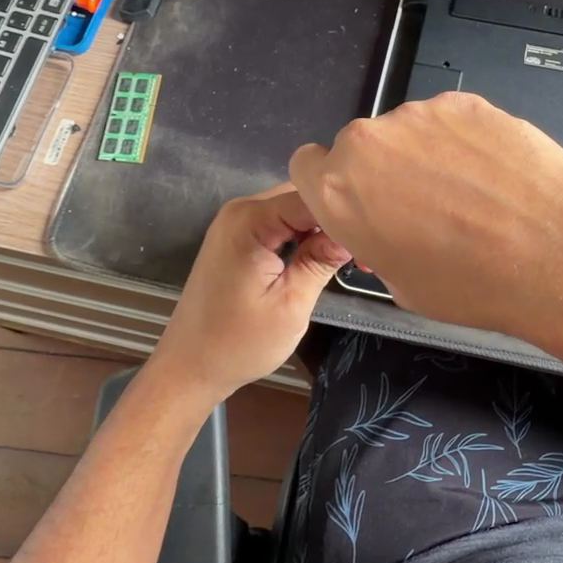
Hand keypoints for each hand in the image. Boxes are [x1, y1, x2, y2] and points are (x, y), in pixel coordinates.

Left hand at [146, 184, 351, 401]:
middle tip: (365, 253)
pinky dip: (301, 235)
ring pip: (293, 207)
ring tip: (349, 257)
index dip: (343, 215)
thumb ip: (320, 261)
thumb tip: (354, 232)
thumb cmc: (239, 343)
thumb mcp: (290, 305)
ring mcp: (235, 221)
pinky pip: (278, 222)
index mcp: (250, 221)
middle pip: (302, 196)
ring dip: (320, 228)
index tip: (372, 240)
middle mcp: (240, 210)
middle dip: (334, 220)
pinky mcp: (236, 236)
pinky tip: (320, 257)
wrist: (190, 366)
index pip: (311, 197)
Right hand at [288, 92, 562, 337]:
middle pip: (358, 148)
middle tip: (421, 206)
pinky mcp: (463, 102)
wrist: (556, 255)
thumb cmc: (478, 283)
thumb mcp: (403, 285)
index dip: (329, 186)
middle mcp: (368, 144)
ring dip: (424, 156)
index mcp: (337, 191)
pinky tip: (491, 176)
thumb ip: (373, 241)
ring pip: (406, 133)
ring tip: (468, 195)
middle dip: (381, 173)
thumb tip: (384, 228)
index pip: (306, 167)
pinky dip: (462, 142)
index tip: (354, 199)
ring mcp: (418, 116)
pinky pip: (448, 121)